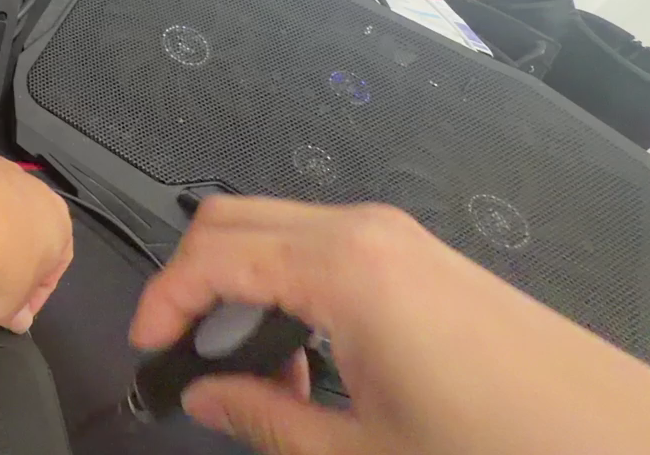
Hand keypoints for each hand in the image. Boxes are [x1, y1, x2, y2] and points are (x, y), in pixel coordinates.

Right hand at [129, 197, 649, 454]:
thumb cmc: (500, 454)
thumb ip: (265, 418)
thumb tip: (200, 397)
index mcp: (337, 266)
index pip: (209, 255)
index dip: (164, 298)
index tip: (148, 348)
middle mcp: (356, 227)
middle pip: (227, 218)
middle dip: (189, 276)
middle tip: (183, 345)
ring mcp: (391, 232)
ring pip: (270, 225)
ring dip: (238, 279)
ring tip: (254, 364)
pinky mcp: (418, 250)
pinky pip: (318, 242)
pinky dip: (284, 279)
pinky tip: (313, 351)